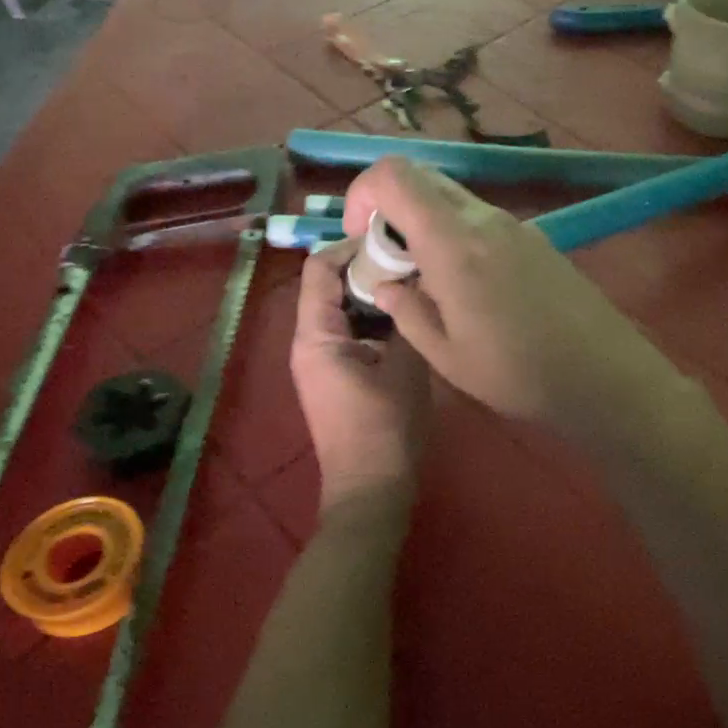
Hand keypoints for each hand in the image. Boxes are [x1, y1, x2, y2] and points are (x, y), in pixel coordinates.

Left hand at [290, 238, 430, 511]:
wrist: (371, 492)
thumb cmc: (385, 430)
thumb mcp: (405, 368)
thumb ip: (407, 318)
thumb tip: (417, 278)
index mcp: (315, 336)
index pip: (319, 268)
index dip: (351, 245)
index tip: (392, 235)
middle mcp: (310, 342)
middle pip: (331, 286)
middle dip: (369, 267)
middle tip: (413, 256)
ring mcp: (323, 361)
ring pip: (346, 309)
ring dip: (376, 293)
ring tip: (418, 280)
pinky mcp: (339, 376)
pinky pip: (355, 332)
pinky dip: (378, 318)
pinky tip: (412, 316)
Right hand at [341, 157, 685, 443]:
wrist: (604, 377)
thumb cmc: (519, 375)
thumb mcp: (446, 356)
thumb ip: (407, 310)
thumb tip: (385, 283)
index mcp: (456, 242)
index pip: (395, 176)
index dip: (363, 194)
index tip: (360, 239)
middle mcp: (486, 220)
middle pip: (423, 180)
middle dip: (391, 209)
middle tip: (388, 262)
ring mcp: (516, 227)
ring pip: (453, 202)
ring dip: (424, 226)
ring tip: (426, 283)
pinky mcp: (537, 242)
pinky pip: (481, 223)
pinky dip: (455, 237)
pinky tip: (466, 289)